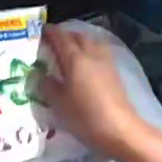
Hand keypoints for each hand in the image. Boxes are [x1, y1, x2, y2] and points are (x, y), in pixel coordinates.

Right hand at [42, 25, 154, 159]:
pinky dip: (90, 51)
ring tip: (69, 52)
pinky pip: (99, 52)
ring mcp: (106, 63)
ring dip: (79, 42)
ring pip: (91, 42)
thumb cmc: (85, 116)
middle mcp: (91, 55)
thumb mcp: (59, 103)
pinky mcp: (115, 73)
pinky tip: (86, 65)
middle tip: (53, 43)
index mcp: (75, 59)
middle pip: (78, 36)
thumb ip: (48, 85)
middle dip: (65, 35)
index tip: (40, 31)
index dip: (50, 32)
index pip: (60, 37)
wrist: (121, 130)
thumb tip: (40, 73)